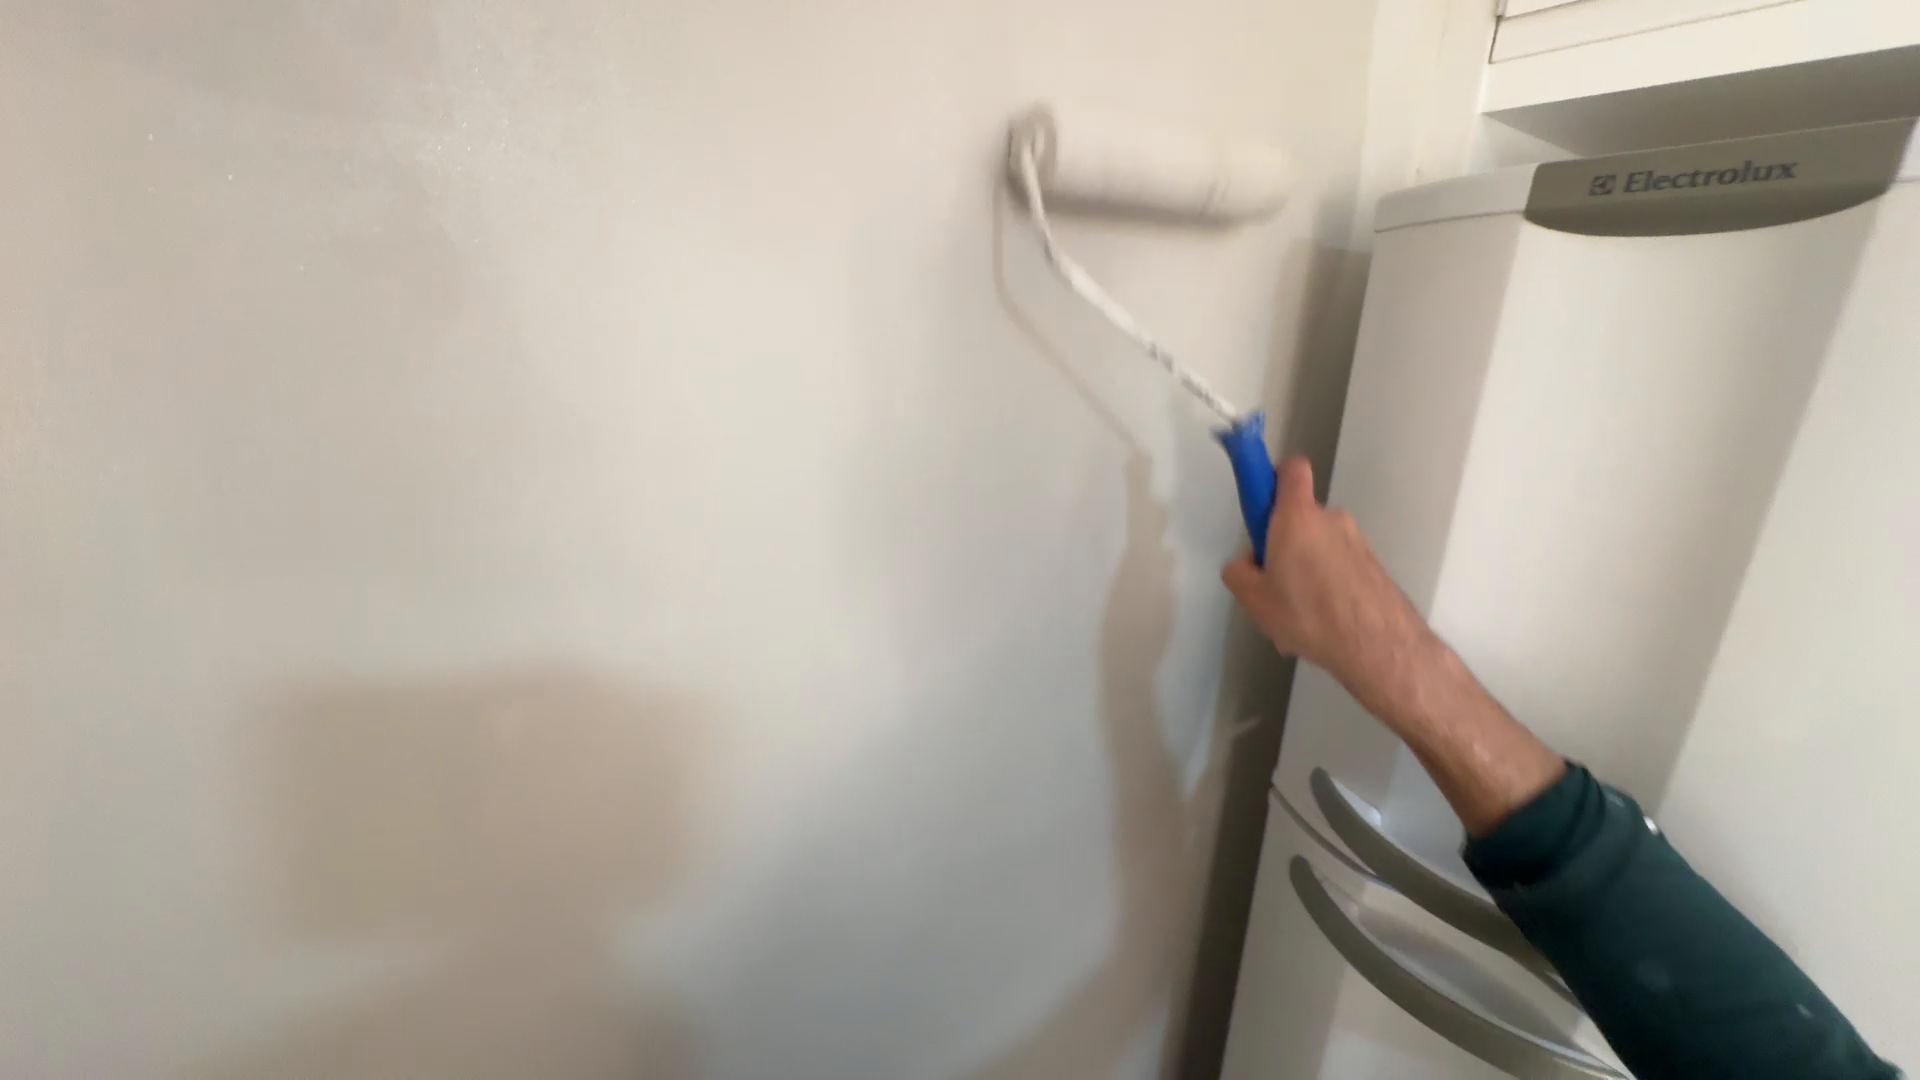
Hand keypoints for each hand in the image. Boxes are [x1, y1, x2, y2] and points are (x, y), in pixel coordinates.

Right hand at [1221, 457, 1429, 691]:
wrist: (1378, 647)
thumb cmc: (1307, 613)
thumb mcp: (1252, 598)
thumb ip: (1238, 572)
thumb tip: (1247, 565)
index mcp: (1296, 517)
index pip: (1291, 470)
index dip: (1272, 477)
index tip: (1260, 504)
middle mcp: (1330, 519)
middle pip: (1298, 518)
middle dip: (1282, 543)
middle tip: (1272, 583)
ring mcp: (1356, 541)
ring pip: (1317, 546)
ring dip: (1303, 569)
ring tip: (1296, 613)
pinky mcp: (1372, 565)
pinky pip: (1336, 567)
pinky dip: (1325, 586)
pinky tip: (1318, 623)